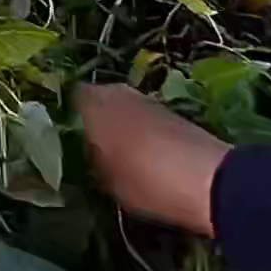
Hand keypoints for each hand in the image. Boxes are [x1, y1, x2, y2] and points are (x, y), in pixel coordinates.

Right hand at [76, 83, 231, 236]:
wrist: (211, 179)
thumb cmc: (146, 178)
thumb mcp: (104, 180)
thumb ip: (86, 161)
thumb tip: (80, 156)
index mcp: (89, 101)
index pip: (64, 99)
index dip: (61, 118)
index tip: (59, 139)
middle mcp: (112, 90)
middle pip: (91, 101)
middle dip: (88, 120)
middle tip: (84, 147)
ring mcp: (142, 97)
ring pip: (117, 108)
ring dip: (114, 125)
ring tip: (112, 152)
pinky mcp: (167, 110)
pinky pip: (140, 117)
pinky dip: (136, 131)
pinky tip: (140, 154)